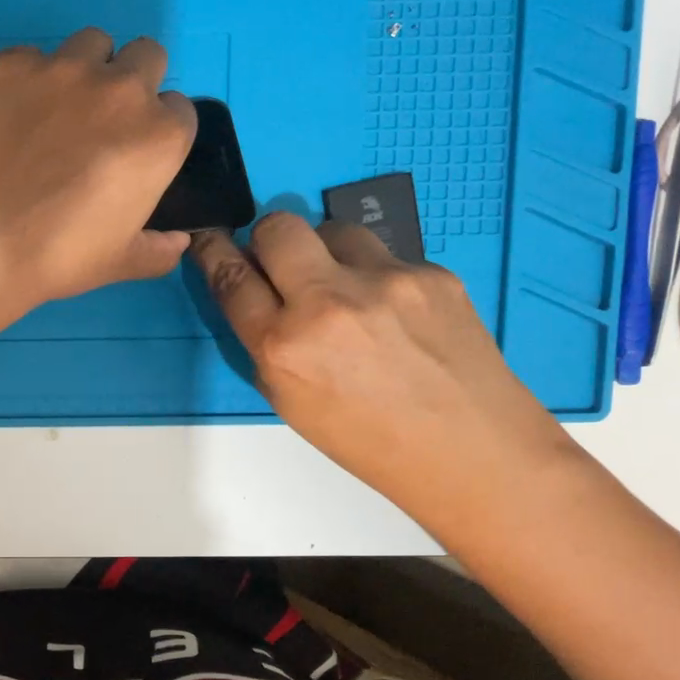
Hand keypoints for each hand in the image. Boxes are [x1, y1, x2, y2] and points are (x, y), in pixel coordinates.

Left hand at [0, 29, 198, 315]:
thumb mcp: (120, 262)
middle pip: (144, 57)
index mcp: (160, 134)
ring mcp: (65, 71)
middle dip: (129, 82)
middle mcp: (121, 89)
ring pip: (90, 43)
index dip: (152, 130)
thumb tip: (178, 242)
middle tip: (95, 124)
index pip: (177, 109)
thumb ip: (157, 248)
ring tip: (52, 110)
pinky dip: (23, 79)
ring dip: (83, 68)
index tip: (127, 152)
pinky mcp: (12, 66)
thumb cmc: (58, 257)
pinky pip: (28, 56)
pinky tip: (6, 115)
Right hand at [192, 213, 574, 511]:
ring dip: (325, 253)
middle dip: (268, 239)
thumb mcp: (288, 400)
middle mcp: (329, 303)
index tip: (209, 239)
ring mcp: (386, 281)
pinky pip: (385, 256)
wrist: (470, 451)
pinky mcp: (433, 274)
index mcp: (283, 346)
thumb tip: (258, 294)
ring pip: (334, 230)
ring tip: (345, 291)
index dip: (213, 252)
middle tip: (279, 263)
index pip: (231, 277)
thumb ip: (265, 342)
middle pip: (279, 228)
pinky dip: (376, 277)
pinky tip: (394, 314)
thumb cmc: (365, 439)